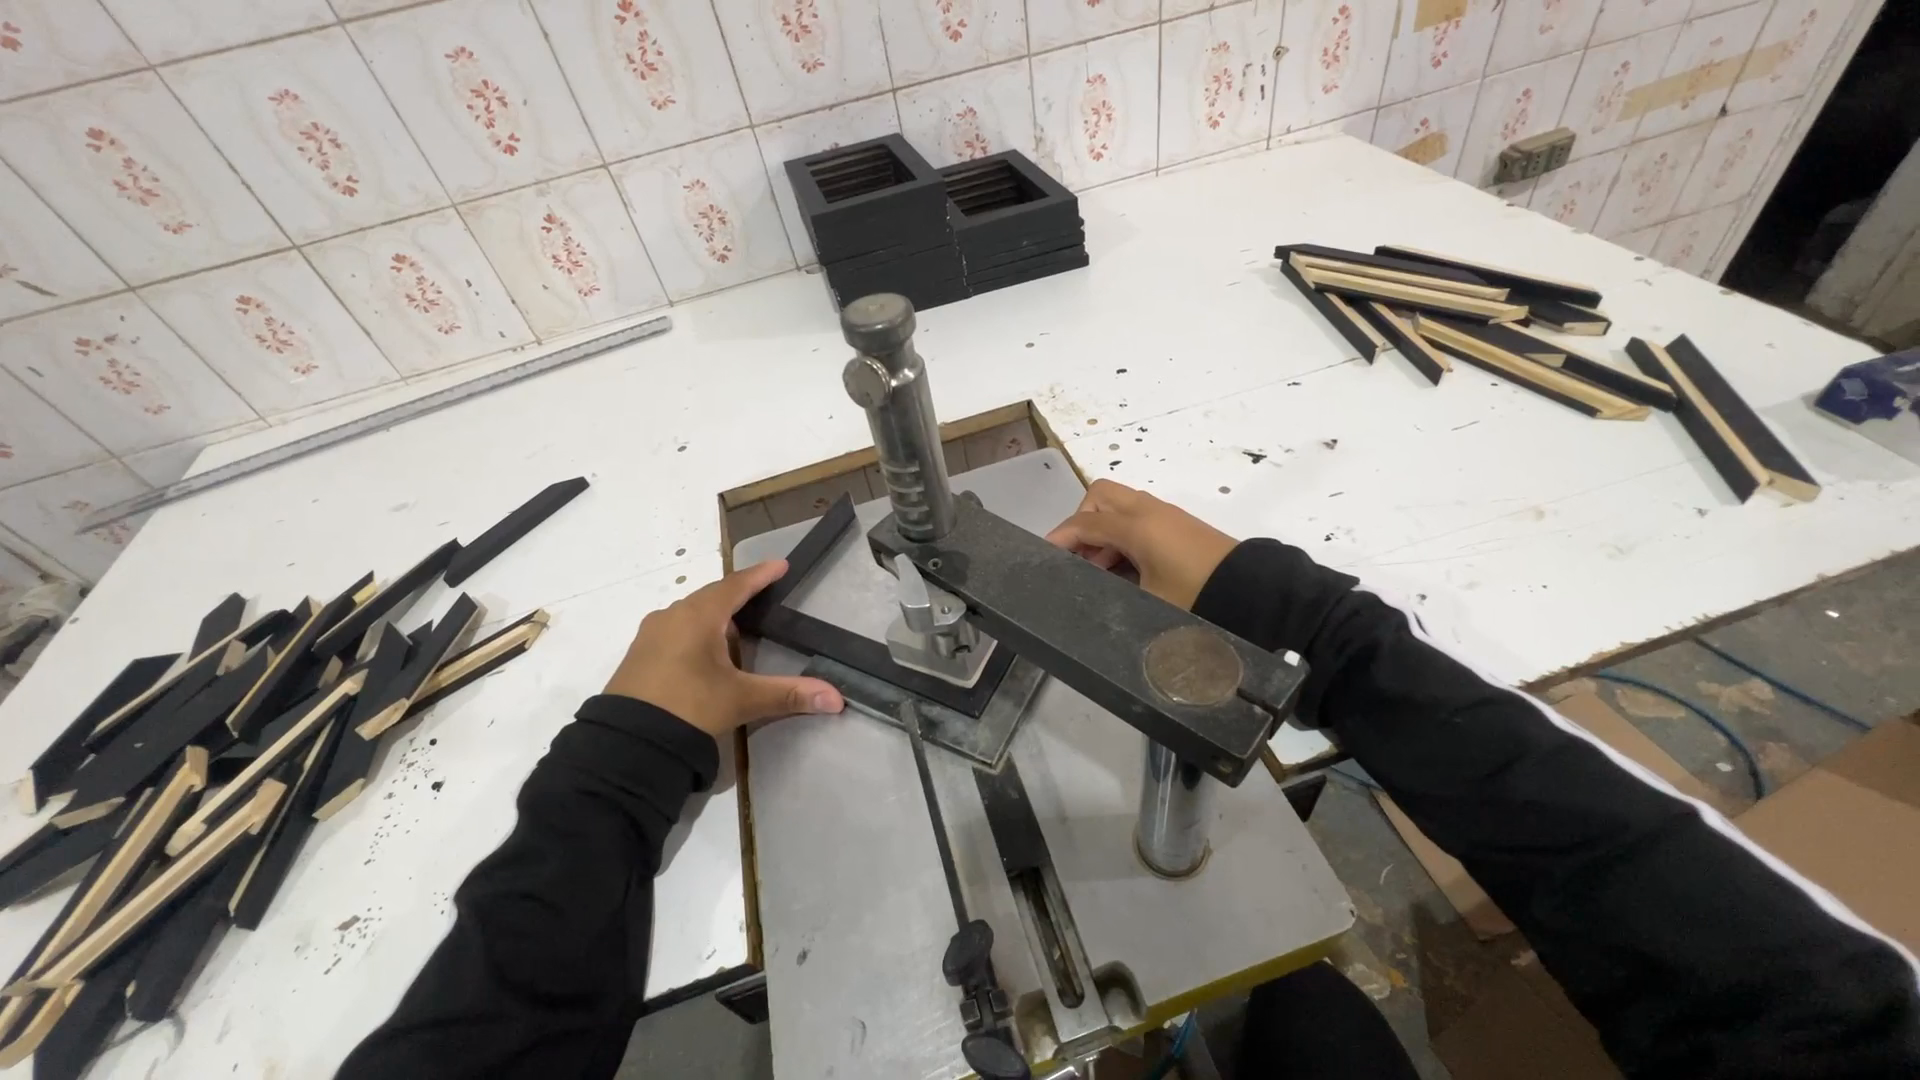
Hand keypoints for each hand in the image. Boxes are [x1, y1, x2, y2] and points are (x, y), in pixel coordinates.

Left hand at [603, 560, 844, 737]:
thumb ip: (788, 694)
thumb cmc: (688, 707)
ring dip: (715, 615)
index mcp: (698, 616)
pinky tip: (705, 653)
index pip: (736, 585)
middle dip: (738, 594)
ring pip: (690, 614)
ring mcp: (651, 636)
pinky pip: (675, 631)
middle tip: (763, 596)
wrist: (626, 743)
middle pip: (712, 596)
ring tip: (737, 628)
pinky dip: (696, 633)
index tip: (780, 565)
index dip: (761, 575)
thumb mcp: (741, 699)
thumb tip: (837, 698)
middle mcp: (672, 616)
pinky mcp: (639, 656)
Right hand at [1044, 480, 1237, 609]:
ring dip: (1102, 530)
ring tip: (1101, 572)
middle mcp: (1148, 511)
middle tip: (1079, 560)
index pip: (1085, 523)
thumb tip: (1088, 591)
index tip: (1042, 557)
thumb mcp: (1147, 600)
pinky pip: (1137, 517)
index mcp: (1137, 526)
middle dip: (1082, 523)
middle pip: (1099, 497)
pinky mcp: (1178, 525)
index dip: (1060, 538)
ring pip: (1119, 505)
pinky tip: (1124, 569)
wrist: (1254, 592)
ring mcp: (1165, 515)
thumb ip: (1110, 589)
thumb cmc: (1197, 597)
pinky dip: (1121, 534)